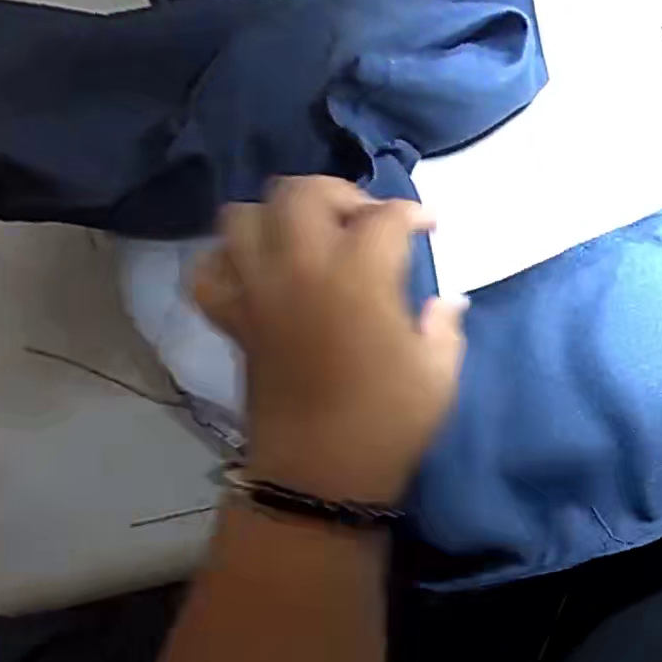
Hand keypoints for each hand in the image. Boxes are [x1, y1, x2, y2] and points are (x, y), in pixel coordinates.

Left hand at [194, 176, 464, 503]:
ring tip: (316, 240)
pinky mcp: (232, 318)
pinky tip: (268, 274)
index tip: (429, 224)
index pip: (382, 218)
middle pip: (301, 193)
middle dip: (342, 194)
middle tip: (370, 221)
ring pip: (245, 215)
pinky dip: (236, 258)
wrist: (325, 468)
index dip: (411, 213)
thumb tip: (446, 299)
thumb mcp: (440, 371)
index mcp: (358, 279)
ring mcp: (256, 291)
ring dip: (284, 216)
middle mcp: (299, 269)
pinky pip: (214, 266)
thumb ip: (444, 324)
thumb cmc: (393, 418)